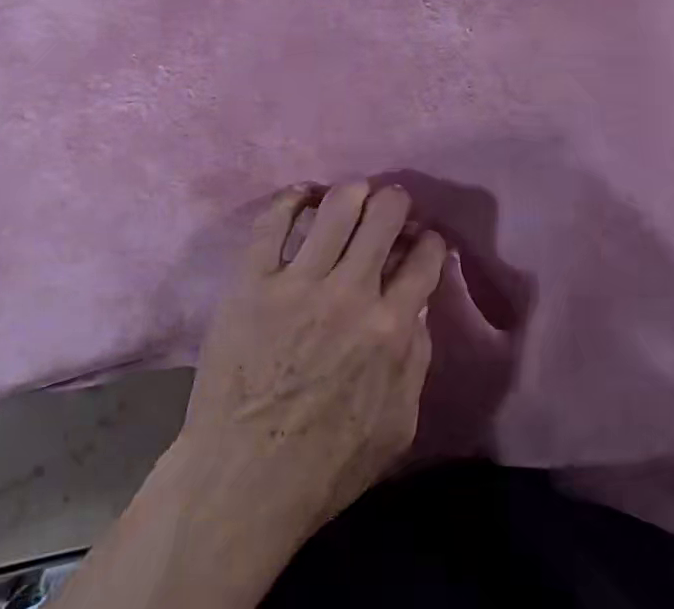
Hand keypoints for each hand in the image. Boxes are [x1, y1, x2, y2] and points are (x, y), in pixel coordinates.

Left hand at [52, 181, 447, 608]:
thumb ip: (417, 359)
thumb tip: (417, 308)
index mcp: (392, 328)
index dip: (431, 241)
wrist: (242, 482)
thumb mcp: (399, 423)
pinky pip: (272, 222)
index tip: (423, 242)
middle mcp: (351, 293)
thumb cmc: (328, 464)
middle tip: (391, 207)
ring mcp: (297, 284)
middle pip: (384, 216)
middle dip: (396, 202)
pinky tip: (302, 196)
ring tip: (353, 196)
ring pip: (336, 207)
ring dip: (353, 192)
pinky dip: (292, 199)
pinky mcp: (251, 283)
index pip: (425, 257)